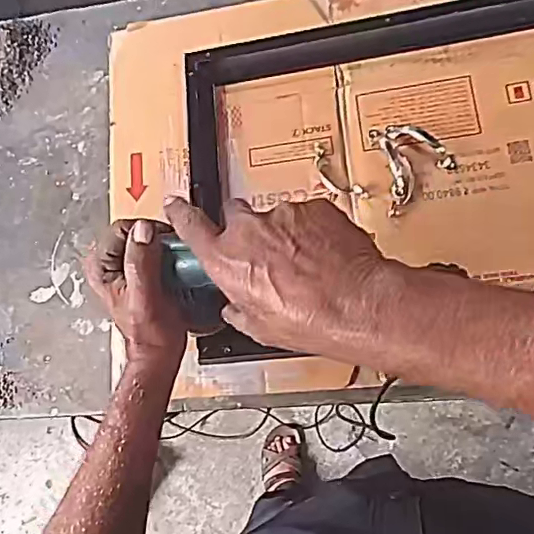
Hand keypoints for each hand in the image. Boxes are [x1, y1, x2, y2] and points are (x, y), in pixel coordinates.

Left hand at [85, 219, 188, 374]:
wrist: (158, 352)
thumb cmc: (150, 333)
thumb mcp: (145, 296)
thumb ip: (141, 261)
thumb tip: (142, 230)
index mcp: (99, 267)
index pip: (124, 228)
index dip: (149, 233)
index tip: (166, 246)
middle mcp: (108, 264)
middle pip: (136, 232)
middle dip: (158, 240)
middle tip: (174, 258)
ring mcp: (124, 268)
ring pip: (148, 240)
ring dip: (165, 249)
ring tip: (176, 266)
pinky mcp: (139, 273)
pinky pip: (155, 252)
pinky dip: (168, 256)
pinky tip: (175, 270)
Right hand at [163, 196, 398, 358]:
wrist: (357, 305)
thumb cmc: (310, 320)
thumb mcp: (261, 328)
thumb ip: (238, 310)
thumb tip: (235, 308)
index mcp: (226, 259)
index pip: (190, 225)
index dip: (181, 214)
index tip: (176, 206)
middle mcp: (249, 230)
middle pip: (235, 217)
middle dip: (245, 232)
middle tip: (264, 257)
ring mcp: (283, 214)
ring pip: (274, 219)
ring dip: (284, 236)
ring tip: (305, 265)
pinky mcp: (314, 207)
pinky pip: (306, 216)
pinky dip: (311, 232)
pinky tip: (323, 256)